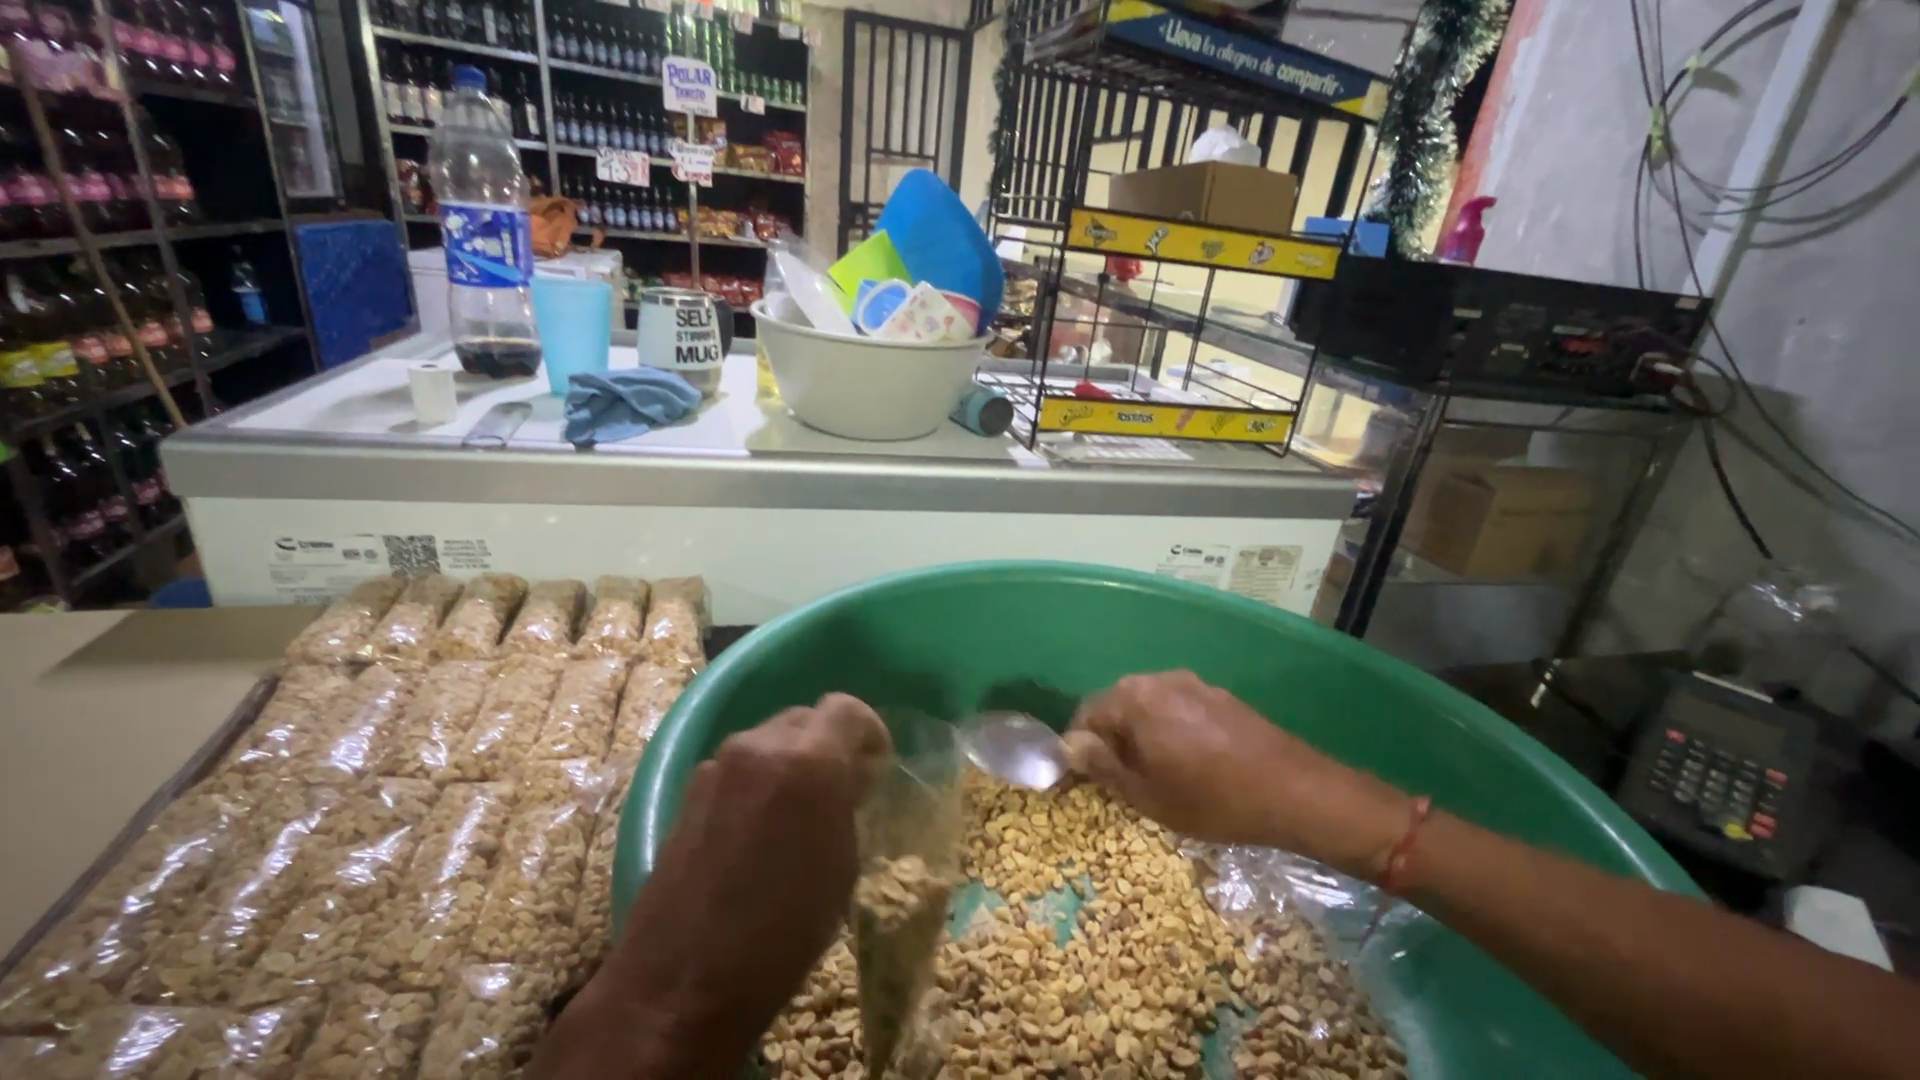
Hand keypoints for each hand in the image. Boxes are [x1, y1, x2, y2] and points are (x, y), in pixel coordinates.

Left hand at [533, 693, 890, 1078]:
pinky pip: (739, 766)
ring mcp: (718, 766)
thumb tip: (848, 778)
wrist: (682, 980)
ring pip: (769, 739)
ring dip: (791, 762)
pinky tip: (758, 830)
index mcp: (810, 763)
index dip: (869, 732)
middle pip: (806, 717)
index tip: (875, 765)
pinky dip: (758, 781)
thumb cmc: (783, 934)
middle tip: (840, 790)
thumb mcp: (842, 866)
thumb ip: (846, 802)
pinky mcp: (688, 789)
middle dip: (828, 744)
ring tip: (797, 814)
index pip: (848, 709)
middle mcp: (760, 748)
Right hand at [1064, 671, 1410, 878]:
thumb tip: (1071, 745)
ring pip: (1148, 707)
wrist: (1295, 792)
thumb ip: (1102, 765)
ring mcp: (1193, 684)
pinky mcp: (1219, 697)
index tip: (1083, 780)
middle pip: (1116, 705)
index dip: (1079, 748)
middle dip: (1109, 739)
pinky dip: (1168, 730)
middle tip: (1118, 781)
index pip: (1085, 715)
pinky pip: (1176, 709)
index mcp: (1134, 699)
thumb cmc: (1211, 799)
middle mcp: (1159, 680)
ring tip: (1153, 775)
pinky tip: (1187, 763)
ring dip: (1140, 735)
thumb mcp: (1146, 794)